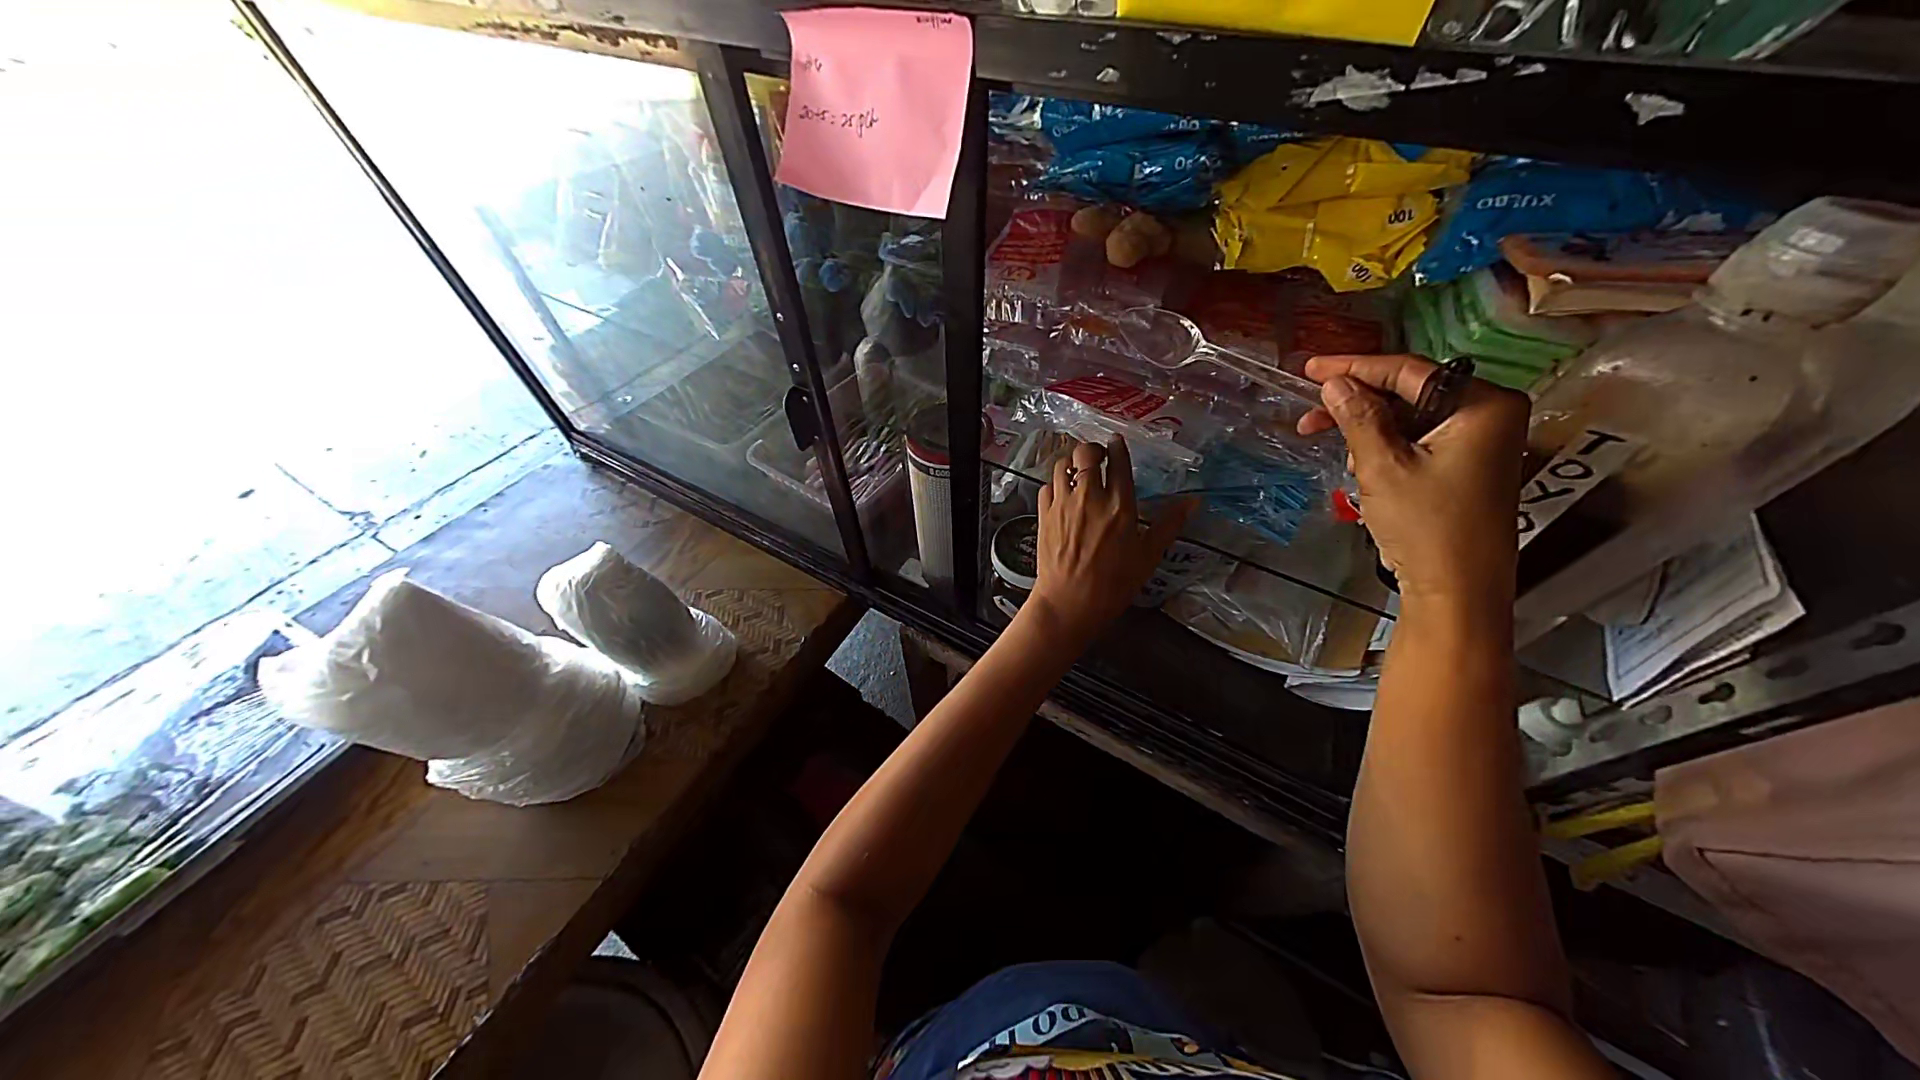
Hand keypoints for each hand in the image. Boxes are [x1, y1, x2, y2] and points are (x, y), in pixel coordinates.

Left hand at [1028, 437, 1193, 644]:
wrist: (1069, 602)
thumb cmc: (1114, 583)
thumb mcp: (1148, 555)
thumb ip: (1169, 523)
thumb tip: (1194, 501)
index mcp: (1120, 505)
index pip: (1118, 461)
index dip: (1117, 447)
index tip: (1117, 444)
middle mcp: (1089, 497)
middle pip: (1086, 453)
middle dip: (1093, 450)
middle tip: (1098, 459)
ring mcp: (1062, 504)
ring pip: (1062, 464)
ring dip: (1072, 463)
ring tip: (1079, 472)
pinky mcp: (1043, 514)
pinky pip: (1047, 485)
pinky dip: (1055, 483)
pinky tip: (1062, 494)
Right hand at [1297, 355, 1528, 604]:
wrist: (1456, 589)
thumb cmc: (1425, 525)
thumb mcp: (1382, 466)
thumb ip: (1358, 418)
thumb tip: (1333, 382)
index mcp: (1483, 405)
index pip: (1408, 371)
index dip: (1354, 368)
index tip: (1311, 368)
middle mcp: (1490, 415)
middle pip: (1409, 393)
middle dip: (1357, 404)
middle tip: (1310, 414)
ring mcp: (1481, 443)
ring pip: (1410, 419)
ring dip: (1367, 429)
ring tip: (1333, 448)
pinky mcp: (1467, 467)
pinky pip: (1419, 441)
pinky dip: (1385, 447)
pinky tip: (1360, 465)